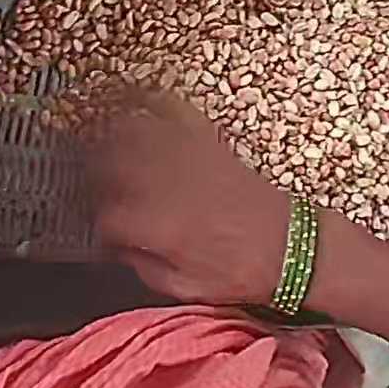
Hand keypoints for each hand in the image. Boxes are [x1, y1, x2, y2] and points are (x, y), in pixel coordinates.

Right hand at [87, 92, 291, 304]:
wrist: (292, 248)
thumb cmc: (242, 272)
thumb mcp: (187, 288)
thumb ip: (146, 268)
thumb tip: (122, 248)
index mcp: (158, 227)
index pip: (108, 218)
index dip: (102, 227)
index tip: (108, 232)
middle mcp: (167, 187)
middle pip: (110, 166)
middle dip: (96, 175)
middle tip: (97, 184)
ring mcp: (188, 159)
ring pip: (134, 133)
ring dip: (113, 135)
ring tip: (103, 139)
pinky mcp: (208, 144)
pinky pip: (176, 112)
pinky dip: (156, 101)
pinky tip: (141, 99)